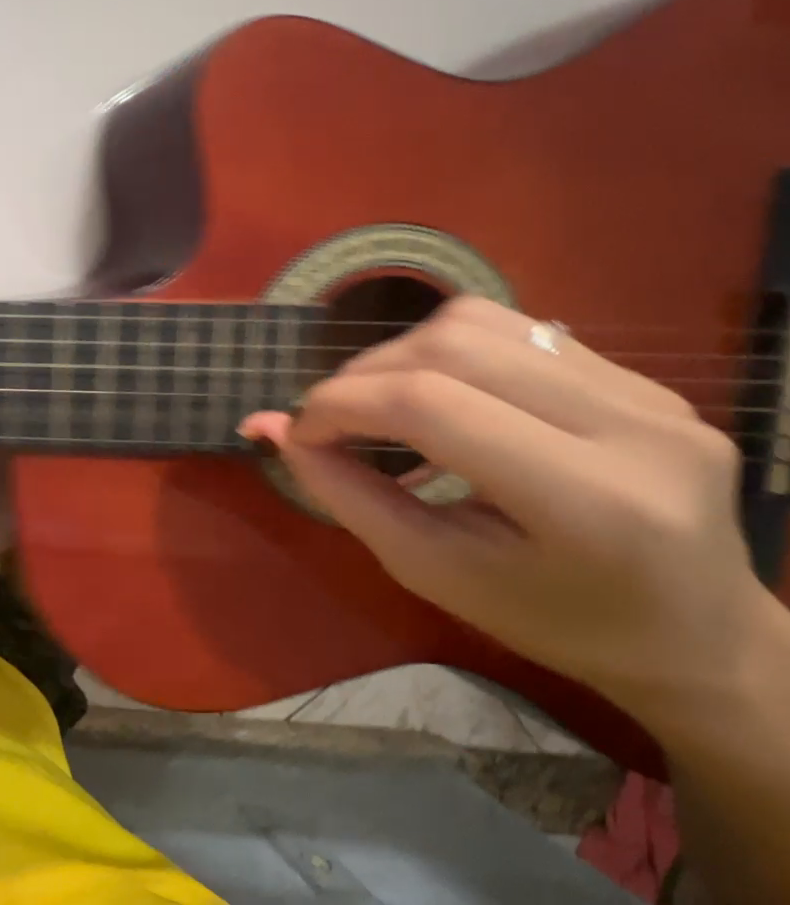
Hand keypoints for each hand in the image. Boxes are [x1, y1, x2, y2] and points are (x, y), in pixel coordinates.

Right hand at [241, 296, 776, 719]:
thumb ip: (342, 492)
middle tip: (330, 421)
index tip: (300, 436)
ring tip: (381, 404)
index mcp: (587, 501)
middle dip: (362, 375)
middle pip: (453, 348)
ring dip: (401, 354)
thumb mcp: (430, 569)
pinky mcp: (650, 381)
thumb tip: (263, 425)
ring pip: (483, 323)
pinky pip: (520, 332)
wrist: (695, 636)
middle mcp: (634, 429)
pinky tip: (442, 397)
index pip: (431, 405)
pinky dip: (450, 354)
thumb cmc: (549, 622)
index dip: (340, 405)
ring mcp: (654, 395)